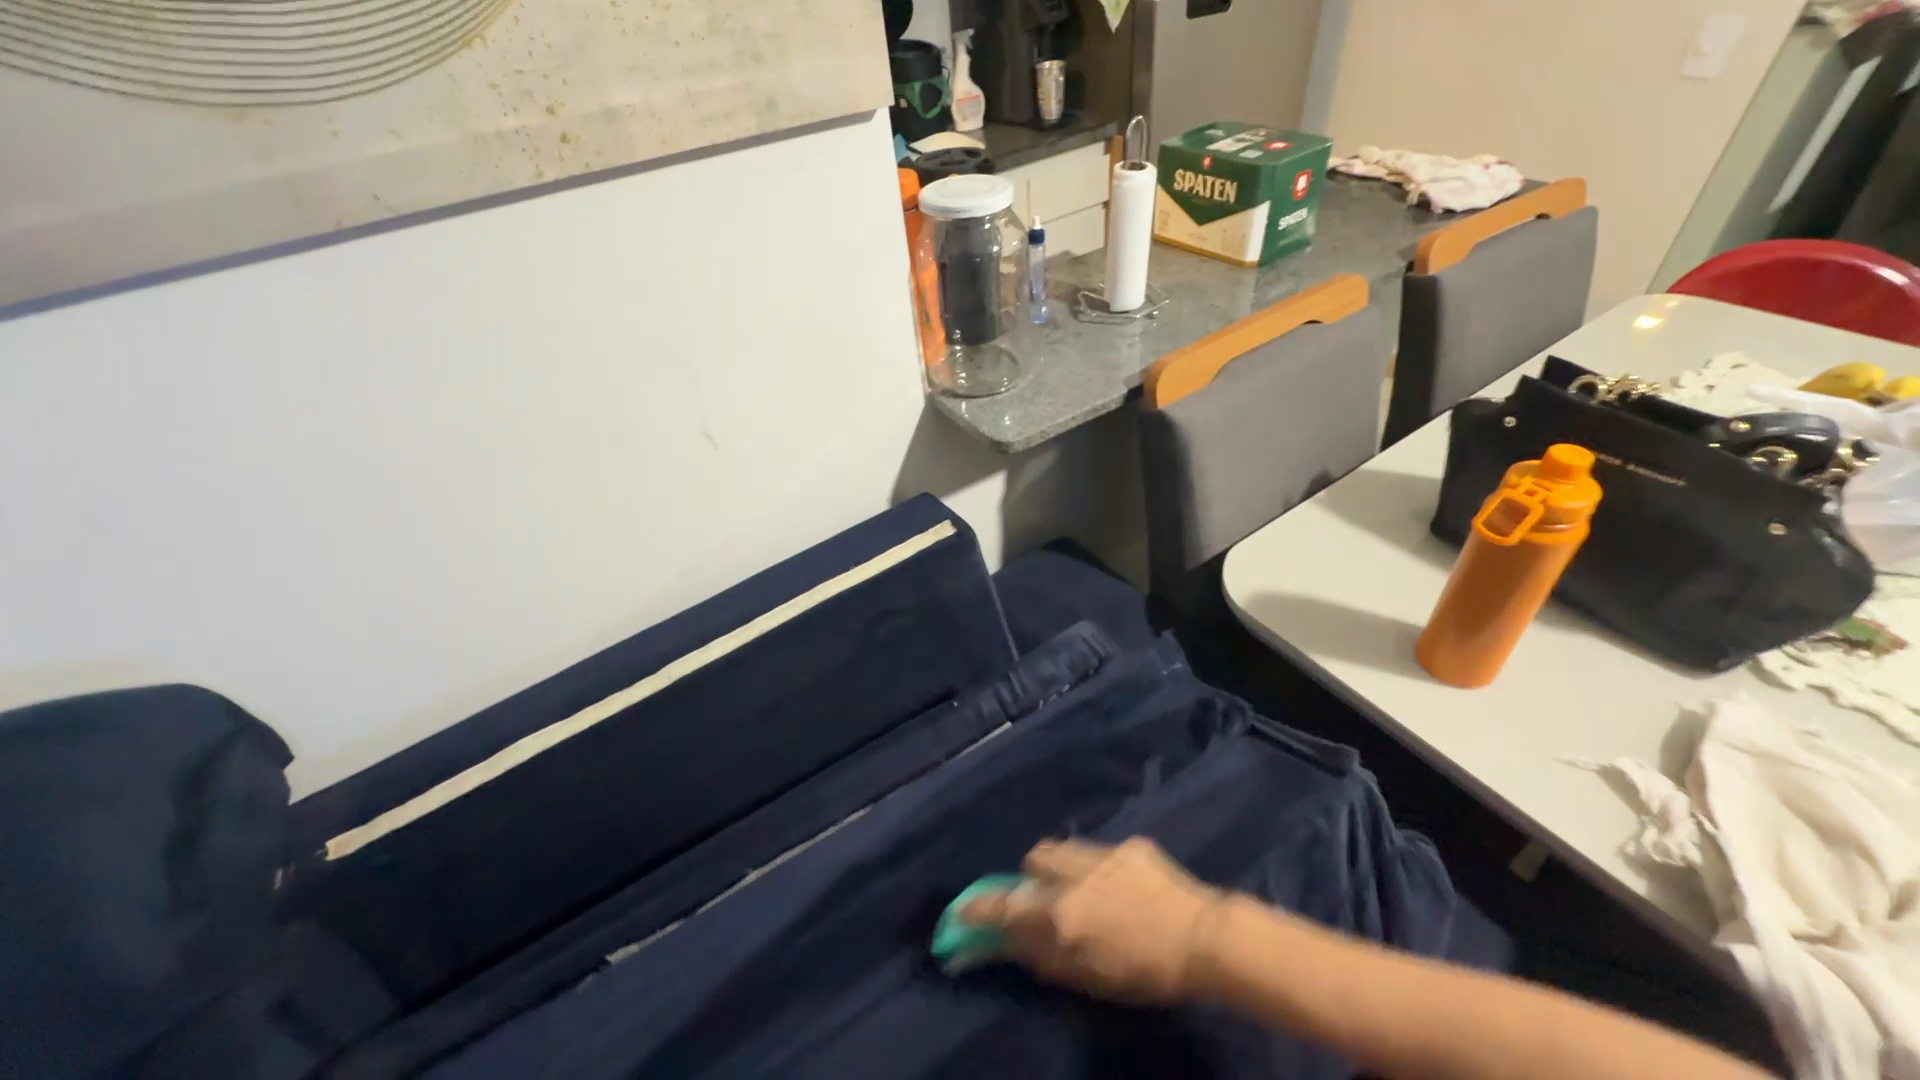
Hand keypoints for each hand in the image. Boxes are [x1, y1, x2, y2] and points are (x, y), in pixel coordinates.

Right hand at [962, 837, 1228, 1004]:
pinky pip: (1100, 851)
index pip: (1005, 906)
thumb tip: (1009, 943)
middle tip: (1045, 900)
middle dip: (1031, 878)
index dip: (978, 908)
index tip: (962, 908)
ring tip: (1081, 886)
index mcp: (1061, 913)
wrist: (1205, 940)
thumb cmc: (1145, 972)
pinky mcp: (1131, 845)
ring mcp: (1104, 854)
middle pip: (1033, 861)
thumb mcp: (1088, 978)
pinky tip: (1124, 887)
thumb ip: (1043, 957)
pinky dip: (1099, 868)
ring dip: (1060, 866)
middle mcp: (1074, 876)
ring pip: (1062, 848)